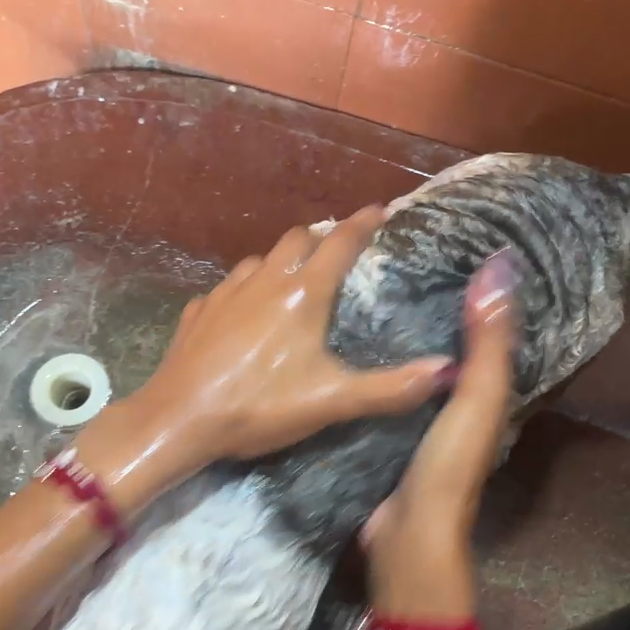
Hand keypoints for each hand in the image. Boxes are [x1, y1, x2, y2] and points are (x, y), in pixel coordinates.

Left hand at [130, 207, 450, 463]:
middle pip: (296, 240)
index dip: (364, 224)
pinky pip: (227, 289)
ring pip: (258, 261)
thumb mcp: (331, 401)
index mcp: (302, 294)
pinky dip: (245, 291)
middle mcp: (263, 280)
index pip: (340, 243)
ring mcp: (224, 294)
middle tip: (337, 251)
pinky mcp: (197, 313)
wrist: (178, 419)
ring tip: (292, 281)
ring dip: (280, 262)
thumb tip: (450, 370)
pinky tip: (243, 314)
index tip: (382, 210)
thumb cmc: (259, 407)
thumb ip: (391, 388)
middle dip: (320, 238)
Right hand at [360, 250, 521, 617]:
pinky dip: (375, 367)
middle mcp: (455, 404)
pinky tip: (346, 347)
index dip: (476, 290)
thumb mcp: (475, 399)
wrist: (406, 537)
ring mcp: (418, 422)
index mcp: (485, 394)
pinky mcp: (383, 436)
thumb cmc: (446, 468)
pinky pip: (384, 391)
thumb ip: (487, 342)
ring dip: (397, 336)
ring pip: (412, 367)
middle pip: (447, 346)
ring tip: (363, 291)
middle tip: (392, 259)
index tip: (447, 243)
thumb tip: (500, 265)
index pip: (486, 330)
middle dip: (428, 306)